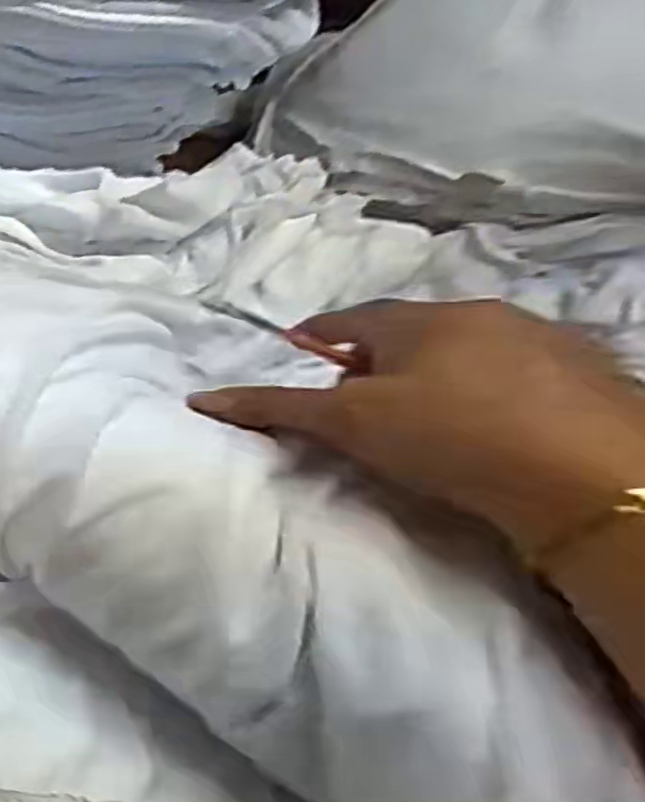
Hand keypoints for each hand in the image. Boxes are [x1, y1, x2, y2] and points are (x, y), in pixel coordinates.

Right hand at [188, 300, 644, 557]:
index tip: (300, 353)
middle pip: (408, 331)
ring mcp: (550, 343)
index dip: (318, 335)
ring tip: (412, 411)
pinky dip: (483, 387)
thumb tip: (201, 398)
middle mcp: (488, 317)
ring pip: (464, 348)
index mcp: (424, 320)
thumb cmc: (449, 437)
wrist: (600, 485)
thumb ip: (273, 406)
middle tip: (350, 393)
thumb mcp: (344, 423)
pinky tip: (478, 422)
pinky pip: (513, 370)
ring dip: (430, 370)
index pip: (350, 318)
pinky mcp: (594, 378)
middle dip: (373, 355)